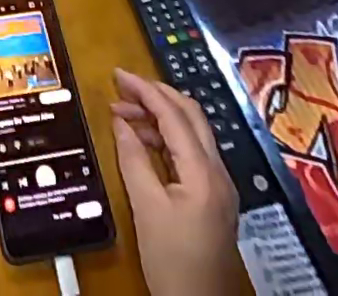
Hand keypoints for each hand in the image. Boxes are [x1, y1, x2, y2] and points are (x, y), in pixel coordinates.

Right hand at [110, 68, 243, 295]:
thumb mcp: (145, 208)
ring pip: (190, 131)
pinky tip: (141, 140)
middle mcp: (217, 171)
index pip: (174, 115)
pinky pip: (189, 151)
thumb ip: (133, 158)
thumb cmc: (172, 262)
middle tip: (121, 88)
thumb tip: (120, 120)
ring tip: (124, 115)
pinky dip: (165, 137)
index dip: (145, 90)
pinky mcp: (212, 196)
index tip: (118, 75)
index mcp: (203, 172)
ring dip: (158, 116)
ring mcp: (218, 184)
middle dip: (154, 95)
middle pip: (190, 115)